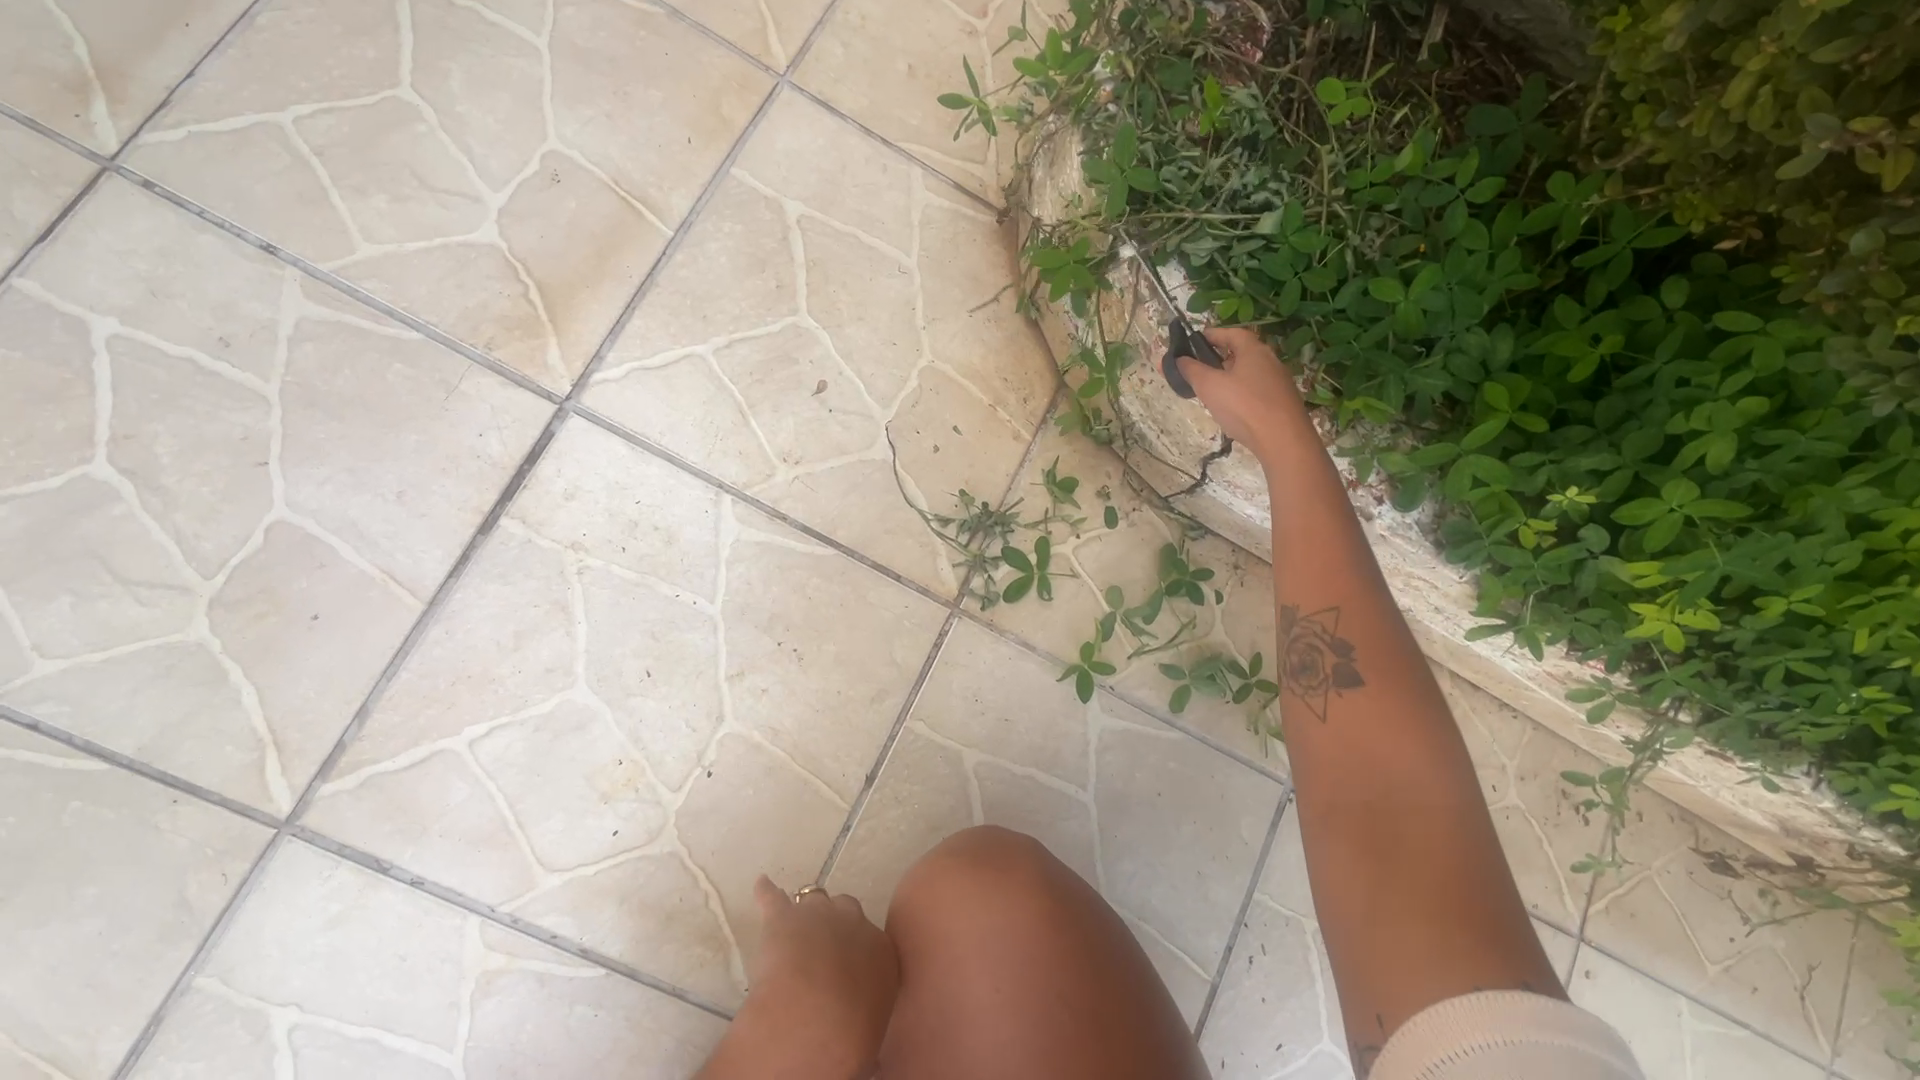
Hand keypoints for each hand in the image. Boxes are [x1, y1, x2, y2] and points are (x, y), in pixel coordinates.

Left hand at [719, 877, 899, 1079]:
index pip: (873, 941)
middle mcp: (858, 926)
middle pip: (848, 909)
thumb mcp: (869, 1049)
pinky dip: (766, 893)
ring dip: (806, 911)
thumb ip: (872, 1049)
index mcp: (883, 956)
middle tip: (820, 947)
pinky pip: (774, 896)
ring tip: (795, 924)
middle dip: (835, 923)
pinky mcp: (785, 917)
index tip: (846, 967)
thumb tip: (876, 1067)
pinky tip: (762, 887)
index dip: (856, 951)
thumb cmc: (848, 1042)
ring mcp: (821, 916)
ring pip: (815, 899)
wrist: (813, 1022)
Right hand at [1176, 327, 1309, 462]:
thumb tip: (1178, 359)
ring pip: (1248, 373)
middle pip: (1241, 353)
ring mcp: (1278, 382)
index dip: (1212, 335)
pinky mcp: (1282, 402)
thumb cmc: (1243, 406)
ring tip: (1211, 392)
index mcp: (1254, 350)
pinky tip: (1232, 409)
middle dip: (1219, 358)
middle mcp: (1270, 361)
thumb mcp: (1209, 386)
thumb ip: (1191, 370)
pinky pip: (1256, 391)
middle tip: (1199, 369)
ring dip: (1229, 377)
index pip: (1231, 333)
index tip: (1194, 341)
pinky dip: (1241, 393)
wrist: (1283, 440)